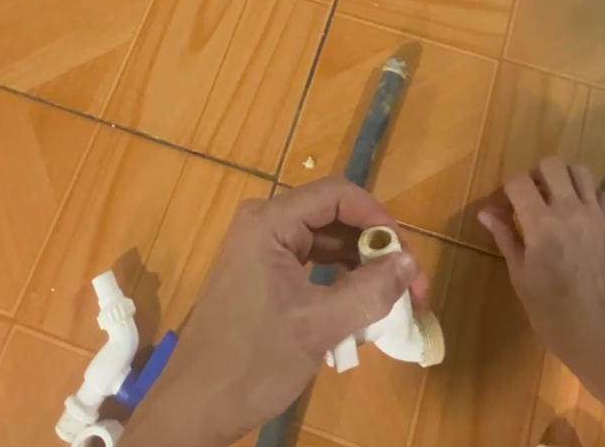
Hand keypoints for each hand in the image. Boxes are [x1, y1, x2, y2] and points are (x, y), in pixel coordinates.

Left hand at [121, 178, 429, 446]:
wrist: (194, 410)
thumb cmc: (252, 362)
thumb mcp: (318, 327)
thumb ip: (368, 290)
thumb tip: (410, 262)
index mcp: (270, 221)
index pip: (336, 195)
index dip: (377, 217)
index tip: (406, 253)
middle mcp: (264, 223)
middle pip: (333, 216)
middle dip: (374, 245)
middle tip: (410, 283)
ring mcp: (262, 248)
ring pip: (326, 240)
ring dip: (362, 264)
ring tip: (396, 297)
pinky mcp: (263, 273)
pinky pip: (312, 262)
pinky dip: (340, 278)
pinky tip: (363, 304)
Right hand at [477, 159, 604, 396]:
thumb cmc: (555, 316)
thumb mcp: (521, 279)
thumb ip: (505, 238)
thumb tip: (485, 212)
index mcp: (541, 225)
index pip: (518, 181)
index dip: (506, 190)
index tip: (503, 207)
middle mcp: (570, 211)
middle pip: (551, 164)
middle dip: (535, 175)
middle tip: (530, 198)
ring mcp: (596, 217)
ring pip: (580, 171)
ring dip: (564, 179)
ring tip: (555, 200)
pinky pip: (600, 194)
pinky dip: (586, 197)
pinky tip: (578, 218)